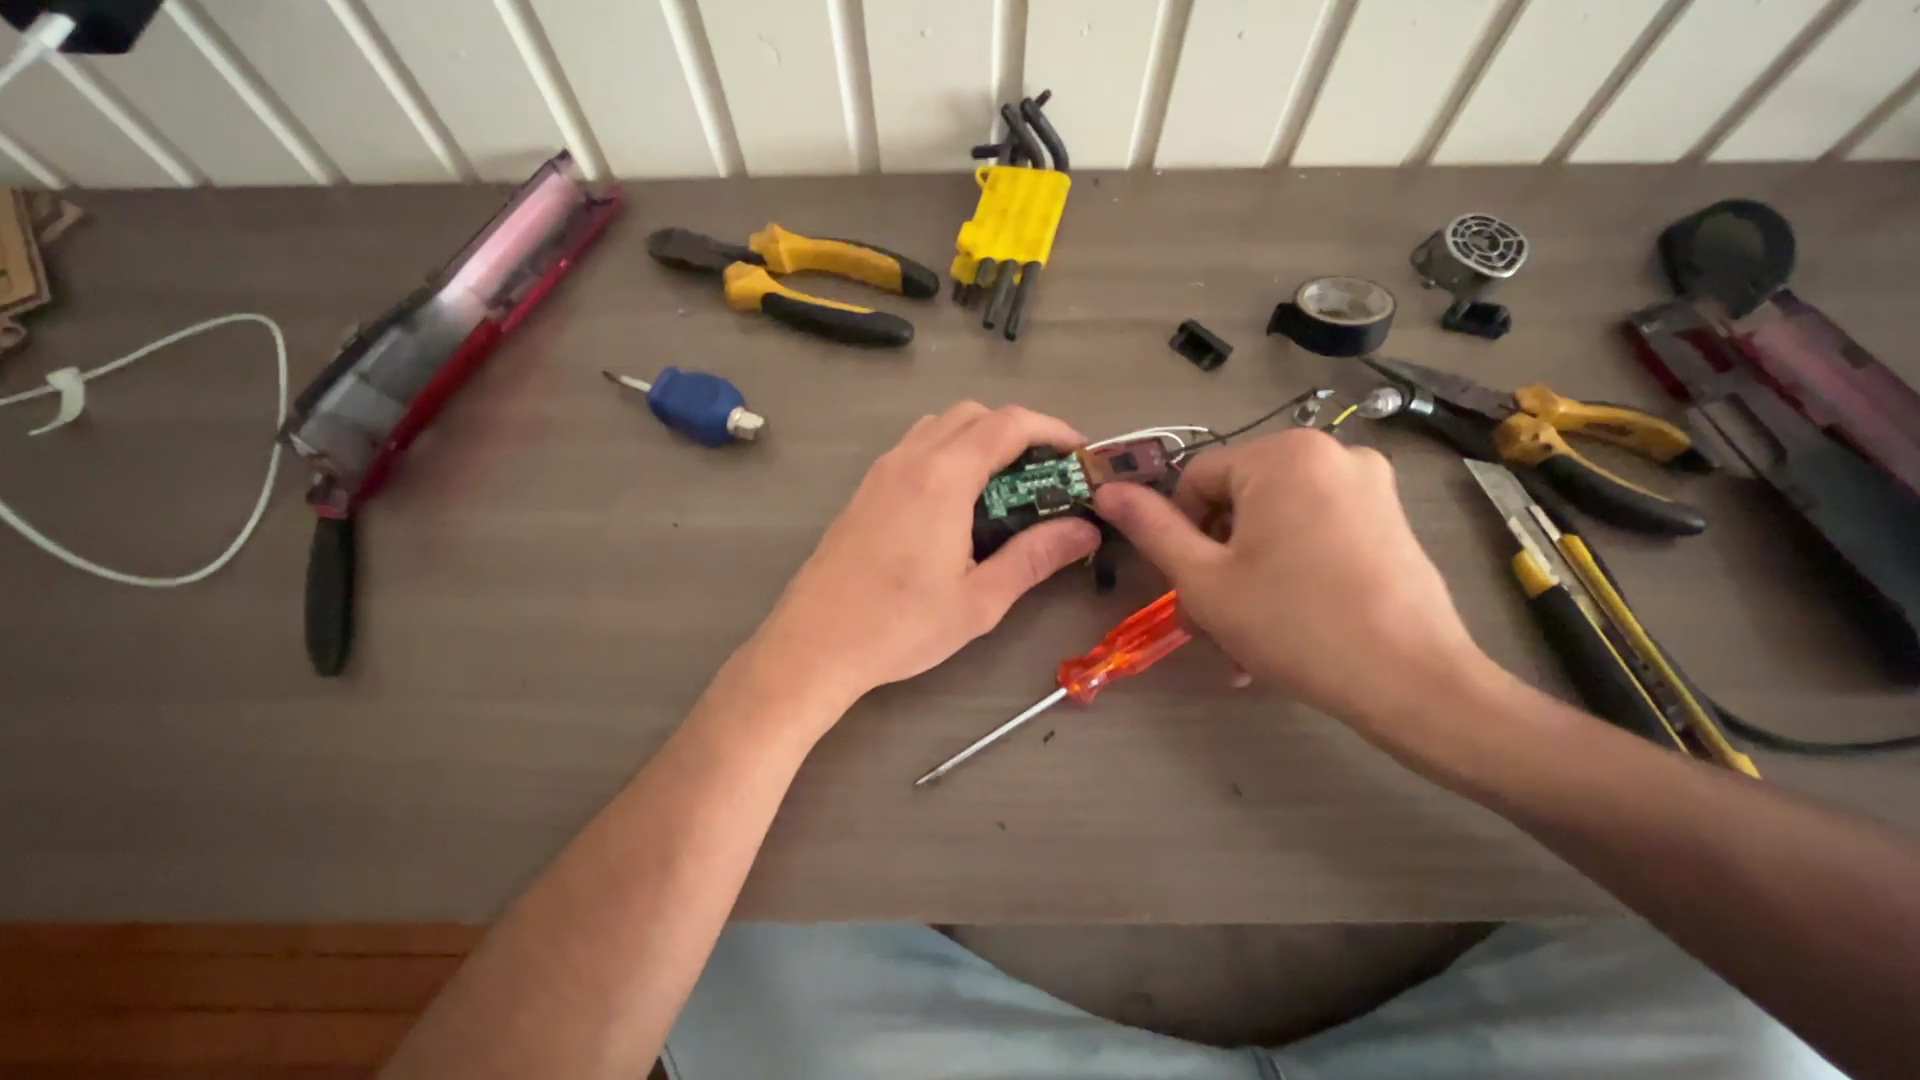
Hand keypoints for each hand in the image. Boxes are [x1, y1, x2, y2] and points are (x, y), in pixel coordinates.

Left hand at [754, 403, 1101, 713]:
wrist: (814, 645)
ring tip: (1007, 487)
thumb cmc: (900, 626)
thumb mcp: (980, 600)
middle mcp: (909, 460)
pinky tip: (960, 505)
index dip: (1052, 429)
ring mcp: (880, 472)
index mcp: (943, 478)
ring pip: (939, 427)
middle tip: (1047, 474)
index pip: (1008, 424)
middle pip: (972, 414)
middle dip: (1018, 431)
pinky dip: (948, 454)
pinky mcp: (864, 491)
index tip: (1081, 455)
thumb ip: (1035, 556)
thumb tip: (1085, 528)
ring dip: (979, 439)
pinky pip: (914, 449)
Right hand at [1092, 428, 1497, 738]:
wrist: (1412, 681)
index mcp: (1282, 454)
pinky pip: (1317, 533)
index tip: (1190, 589)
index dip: (1180, 535)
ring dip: (1249, 575)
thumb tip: (1107, 490)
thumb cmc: (1295, 625)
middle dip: (1216, 562)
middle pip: (1239, 503)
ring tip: (1247, 638)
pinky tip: (1290, 623)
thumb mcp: (1204, 580)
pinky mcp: (1392, 518)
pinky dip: (1293, 570)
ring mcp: (1370, 484)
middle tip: (1211, 624)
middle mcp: (1331, 453)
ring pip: (1277, 523)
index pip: (1196, 480)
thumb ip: (1152, 529)